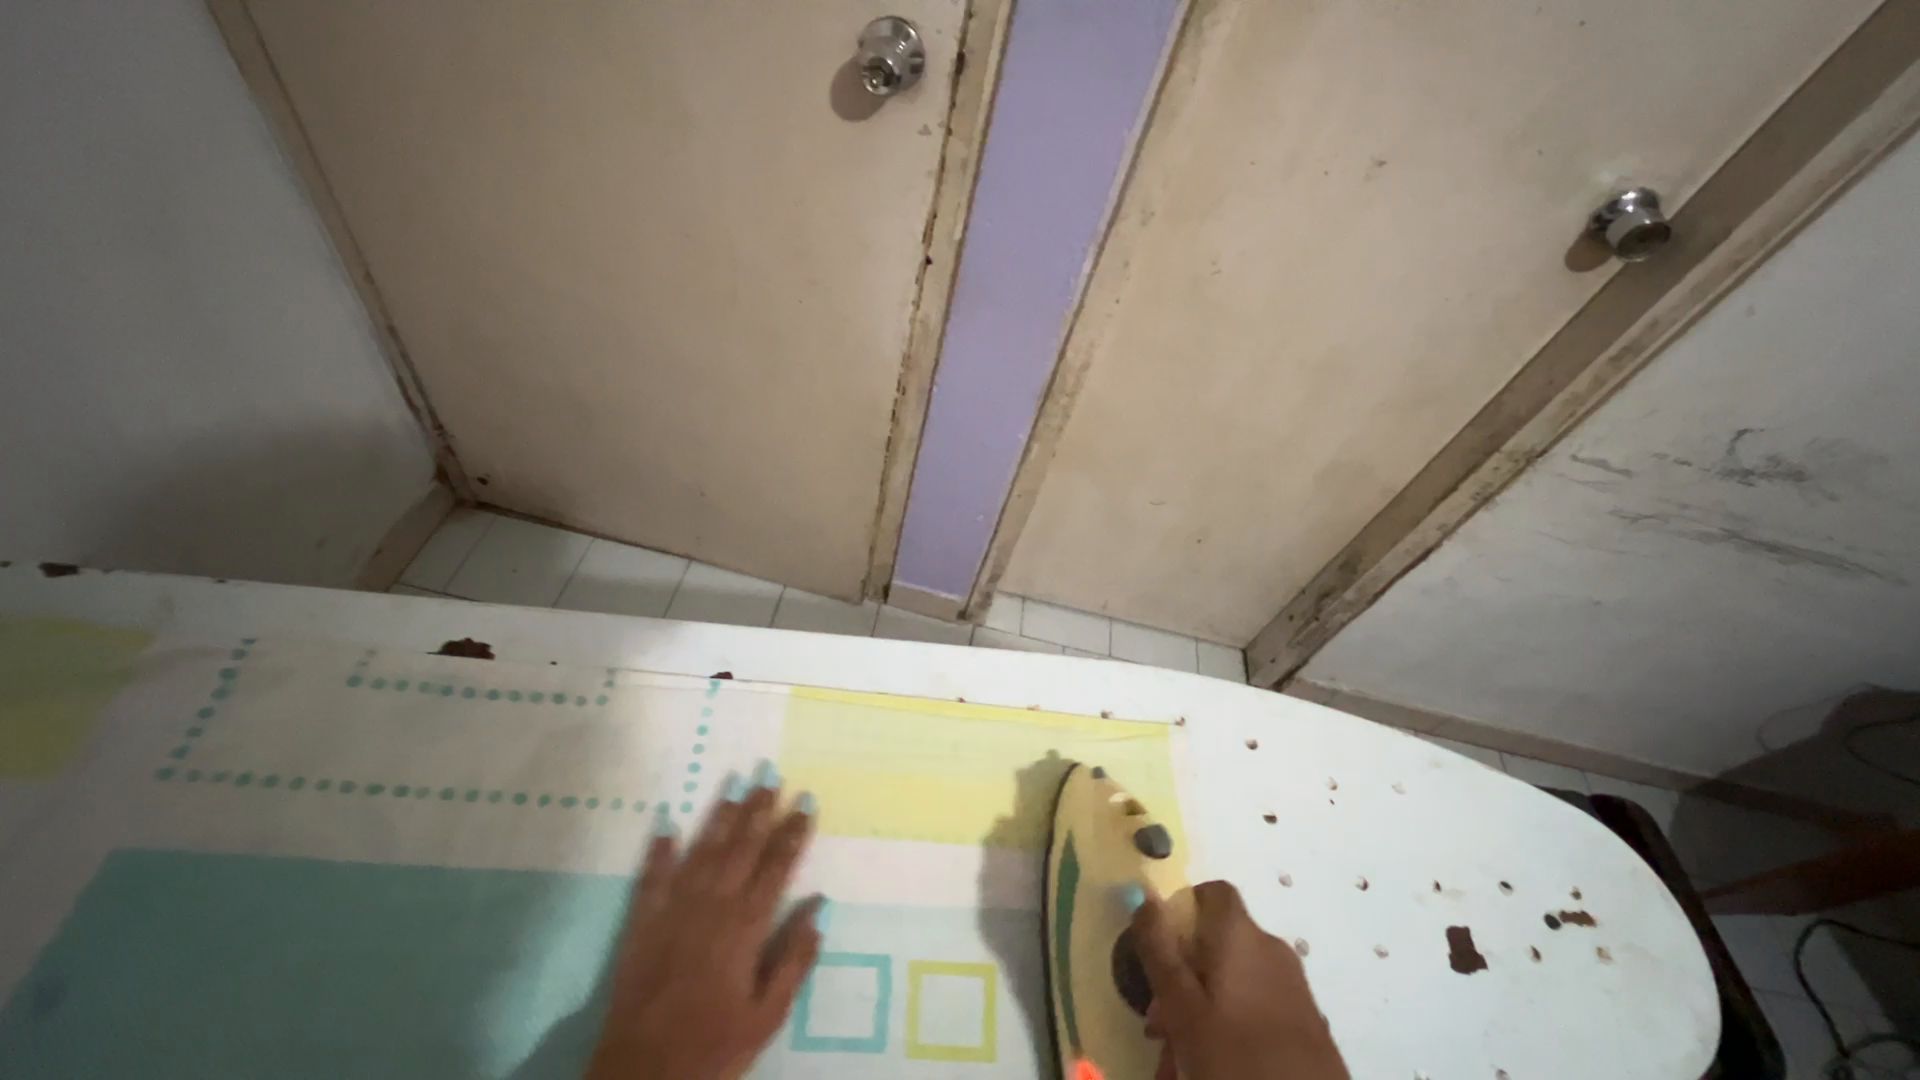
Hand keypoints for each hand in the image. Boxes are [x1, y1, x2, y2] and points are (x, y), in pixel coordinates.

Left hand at [587, 775, 823, 1079]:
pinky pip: (652, 877)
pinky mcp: (641, 924)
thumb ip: (794, 958)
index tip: (806, 800)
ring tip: (735, 783)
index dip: (793, 832)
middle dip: (759, 809)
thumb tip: (820, 905)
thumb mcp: (768, 1014)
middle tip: (771, 772)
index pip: (776, 867)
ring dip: (719, 816)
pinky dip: (659, 849)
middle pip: (740, 848)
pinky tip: (667, 822)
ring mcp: (672, 911)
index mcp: (745, 928)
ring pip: (702, 852)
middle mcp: (710, 908)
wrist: (642, 1076)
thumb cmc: (714, 1047)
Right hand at [1133, 880, 1350, 1079]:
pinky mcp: (1305, 1021)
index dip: (1182, 911)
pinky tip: (1216, 1061)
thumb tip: (1145, 895)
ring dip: (1202, 1005)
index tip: (1161, 951)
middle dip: (1183, 974)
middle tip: (1159, 1022)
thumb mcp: (1181, 1004)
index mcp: (1241, 934)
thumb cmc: (1235, 1056)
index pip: (1212, 892)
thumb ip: (1158, 947)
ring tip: (1179, 1056)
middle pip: (1217, 942)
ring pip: (1233, 979)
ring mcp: (1292, 985)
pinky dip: (1230, 1023)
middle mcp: (1270, 948)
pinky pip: (1255, 1004)